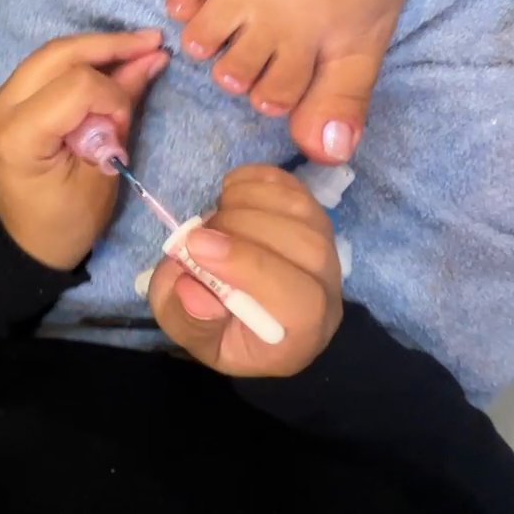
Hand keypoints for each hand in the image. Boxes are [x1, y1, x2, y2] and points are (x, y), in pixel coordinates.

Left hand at [0, 31, 169, 269]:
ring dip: (96, 49)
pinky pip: (44, 66)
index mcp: (17, 136)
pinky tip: (111, 61)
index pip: (75, 87)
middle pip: (58, 54)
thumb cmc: (65, 223)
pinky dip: (79, 62)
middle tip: (152, 42)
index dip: (112, 94)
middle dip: (109, 45)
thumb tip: (152, 59)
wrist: (23, 243)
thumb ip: (122, 113)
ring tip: (138, 48)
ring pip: (51, 54)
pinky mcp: (4, 98)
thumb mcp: (102, 174)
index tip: (128, 121)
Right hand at [148, 164, 342, 376]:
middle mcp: (324, 289)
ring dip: (248, 200)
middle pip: (308, 248)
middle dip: (243, 228)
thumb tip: (194, 292)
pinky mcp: (308, 214)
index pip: (301, 301)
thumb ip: (189, 320)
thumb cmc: (217, 325)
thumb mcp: (190, 334)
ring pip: (301, 209)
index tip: (197, 248)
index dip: (250, 266)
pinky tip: (228, 192)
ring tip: (214, 214)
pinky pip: (292, 185)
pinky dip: (255, 178)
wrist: (234, 307)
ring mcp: (322, 246)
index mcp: (301, 332)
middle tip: (199, 232)